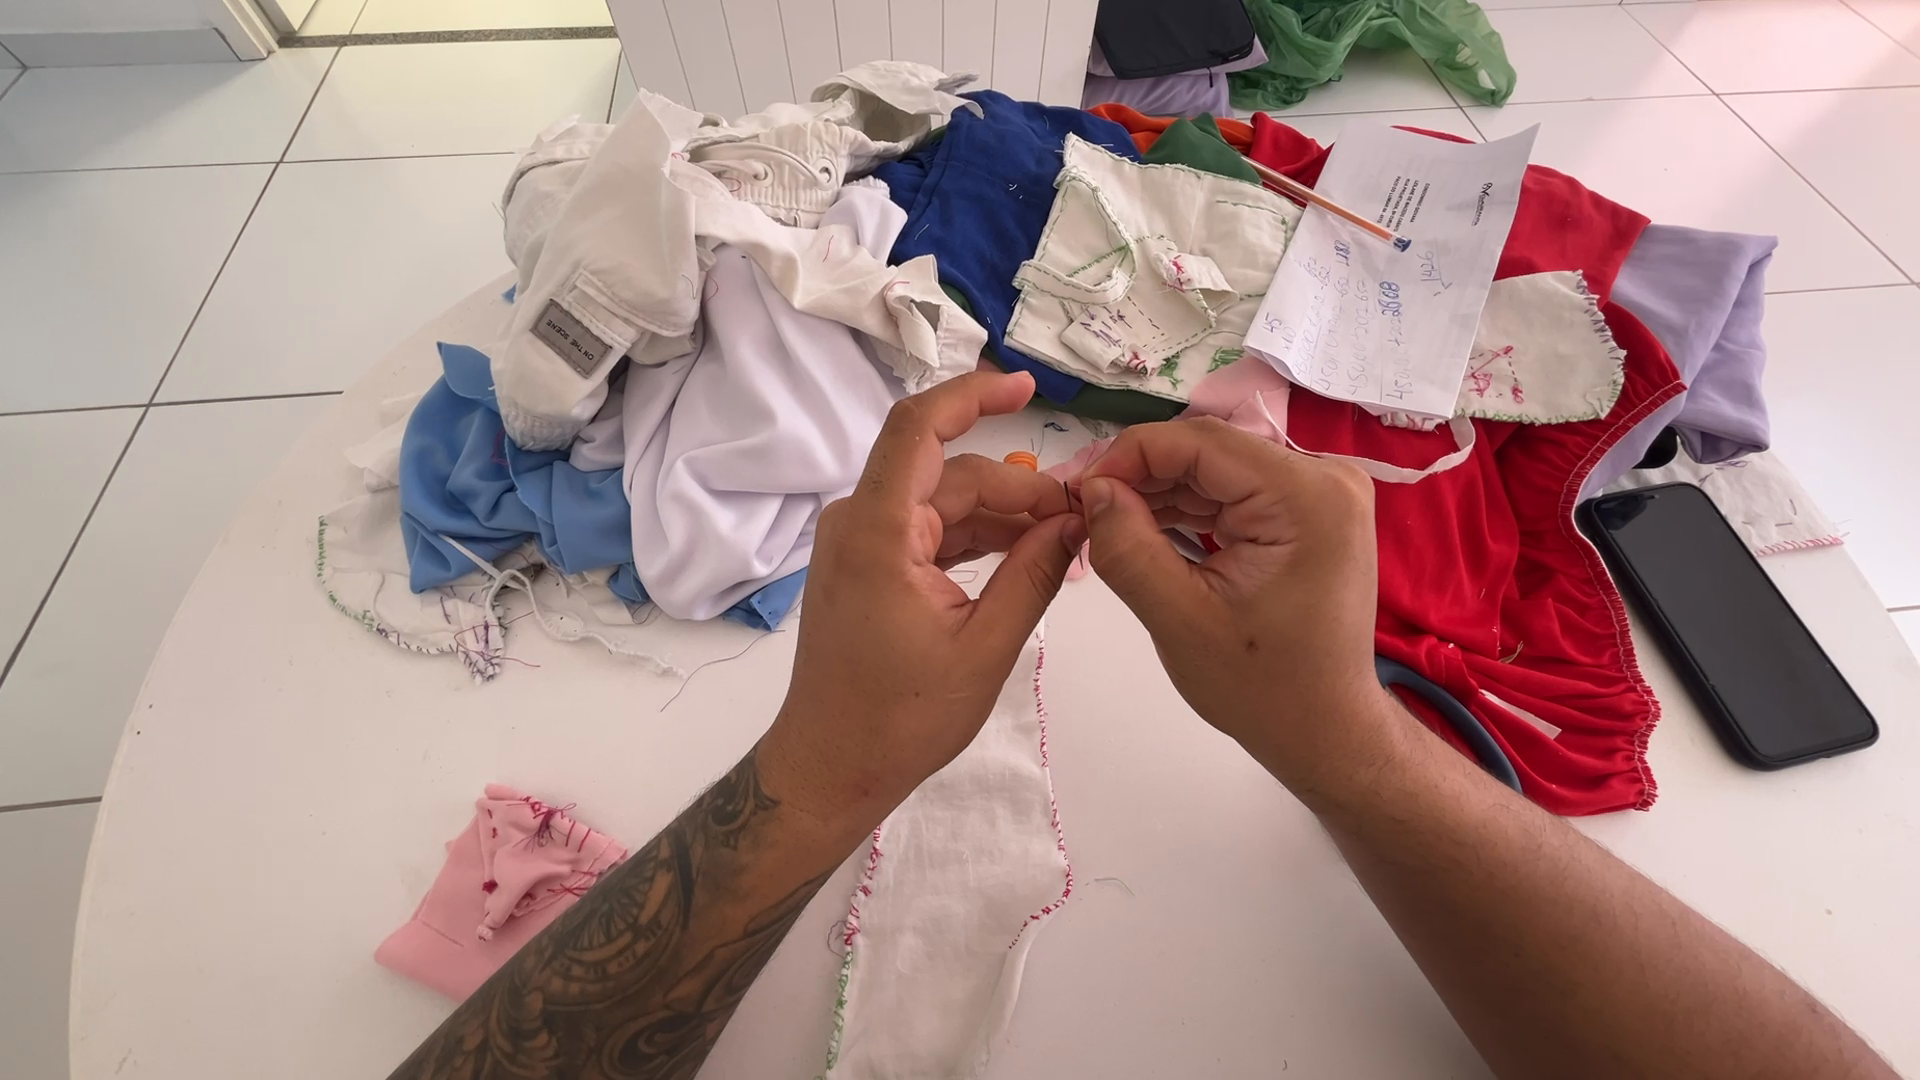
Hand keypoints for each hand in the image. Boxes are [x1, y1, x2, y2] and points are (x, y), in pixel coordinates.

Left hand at [759, 372, 1082, 828]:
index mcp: (878, 532)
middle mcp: (860, 522)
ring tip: (1061, 544)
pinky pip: (929, 531)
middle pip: (949, 476)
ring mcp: (859, 543)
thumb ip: (1032, 575)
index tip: (1028, 389)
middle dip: (1018, 491)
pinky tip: (1021, 556)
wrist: (831, 765)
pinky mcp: (867, 564)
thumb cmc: (901, 718)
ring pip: (943, 504)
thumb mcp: (984, 648)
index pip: (917, 430)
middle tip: (1080, 522)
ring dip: (1001, 518)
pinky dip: (974, 539)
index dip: (972, 395)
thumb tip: (1076, 521)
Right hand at [1075, 416, 1397, 797]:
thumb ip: (1127, 547)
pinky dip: (1182, 509)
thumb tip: (1091, 488)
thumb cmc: (1259, 686)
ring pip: (1213, 469)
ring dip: (1155, 492)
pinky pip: (1228, 492)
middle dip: (1138, 476)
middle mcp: (1323, 478)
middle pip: (1207, 452)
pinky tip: (1141, 529)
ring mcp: (1317, 493)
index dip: (1128, 455)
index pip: (1199, 442)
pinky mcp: (1303, 511)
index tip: (1077, 490)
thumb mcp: (1178, 618)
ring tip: (1104, 523)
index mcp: (1306, 496)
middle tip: (1082, 509)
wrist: (1322, 729)